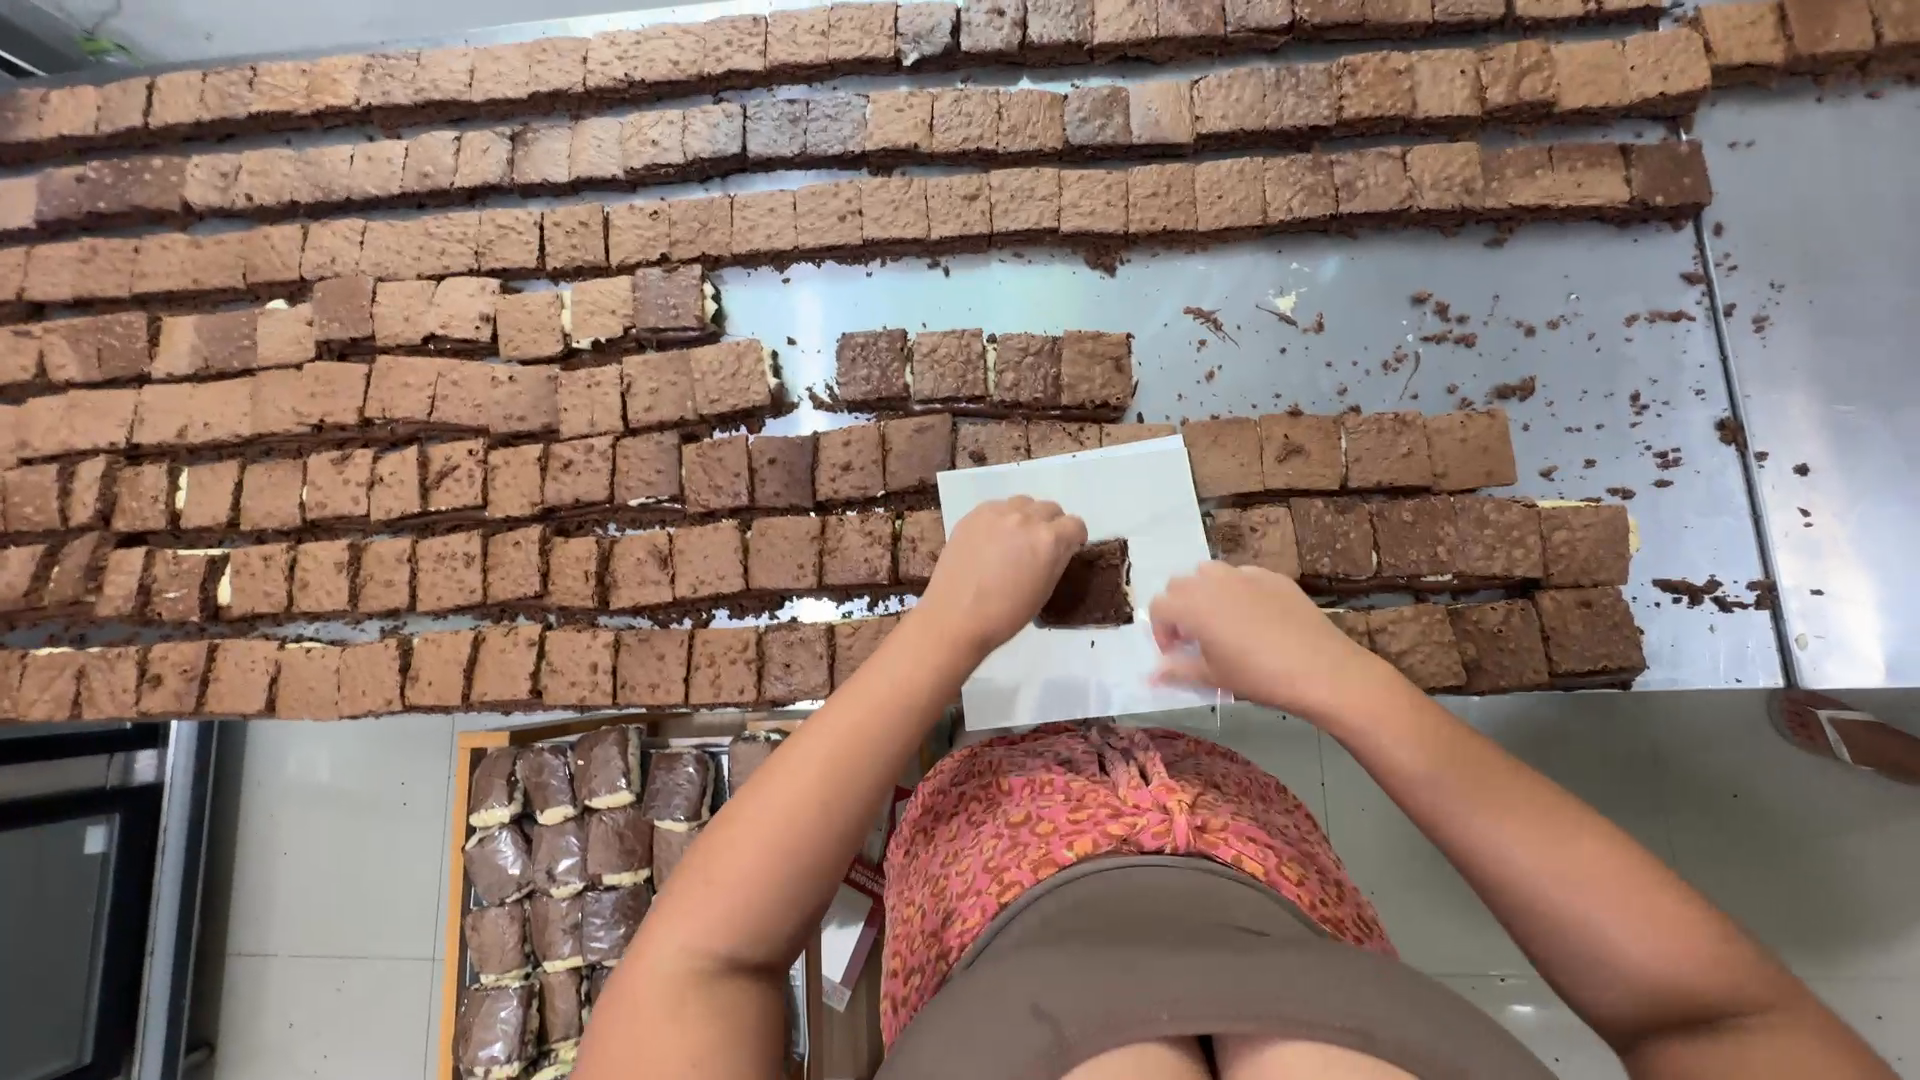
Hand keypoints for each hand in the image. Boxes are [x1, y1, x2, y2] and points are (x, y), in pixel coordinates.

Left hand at [915, 497, 1087, 660]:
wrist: (955, 617)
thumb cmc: (1006, 614)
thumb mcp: (1045, 590)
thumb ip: (1057, 560)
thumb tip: (1061, 547)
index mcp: (1050, 540)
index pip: (1075, 524)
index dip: (1073, 538)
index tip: (1067, 548)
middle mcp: (1027, 518)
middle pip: (1050, 508)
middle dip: (1051, 525)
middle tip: (1038, 546)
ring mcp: (998, 513)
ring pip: (1024, 503)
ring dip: (1026, 517)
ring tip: (1014, 540)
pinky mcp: (974, 514)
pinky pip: (997, 507)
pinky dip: (1001, 518)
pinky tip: (991, 540)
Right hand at [1149, 562, 1389, 722]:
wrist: (1321, 669)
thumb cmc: (1258, 676)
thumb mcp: (1212, 677)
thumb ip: (1176, 671)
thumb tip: (1149, 675)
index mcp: (1191, 606)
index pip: (1158, 607)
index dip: (1160, 631)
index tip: (1174, 653)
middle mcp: (1213, 582)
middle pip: (1179, 584)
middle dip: (1178, 608)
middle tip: (1194, 637)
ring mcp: (1245, 575)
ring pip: (1209, 572)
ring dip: (1204, 592)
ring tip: (1219, 620)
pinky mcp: (1273, 577)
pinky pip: (1242, 576)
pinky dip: (1236, 590)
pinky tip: (1254, 617)